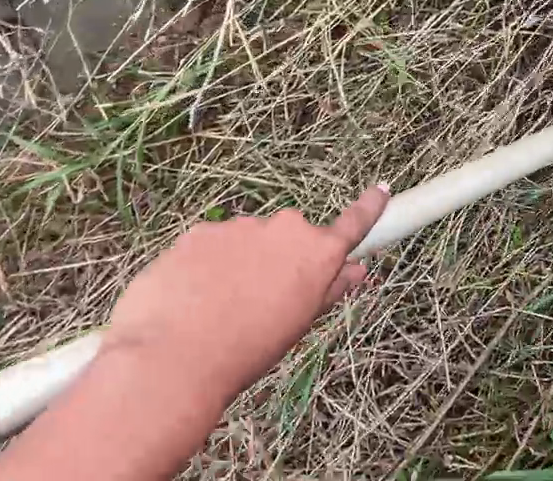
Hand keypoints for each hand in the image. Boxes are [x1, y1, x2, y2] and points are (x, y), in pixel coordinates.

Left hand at [102, 184, 389, 400]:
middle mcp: (286, 228)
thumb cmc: (243, 353)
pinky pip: (209, 244)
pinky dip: (203, 265)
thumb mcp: (296, 324)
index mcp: (318, 253)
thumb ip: (329, 290)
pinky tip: (188, 299)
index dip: (370, 206)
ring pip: (246, 240)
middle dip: (279, 257)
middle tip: (260, 298)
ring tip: (213, 308)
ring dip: (238, 262)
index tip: (382, 190)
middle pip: (290, 236)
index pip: (355, 222)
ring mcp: (241, 226)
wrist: (170, 362)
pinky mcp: (200, 231)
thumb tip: (356, 271)